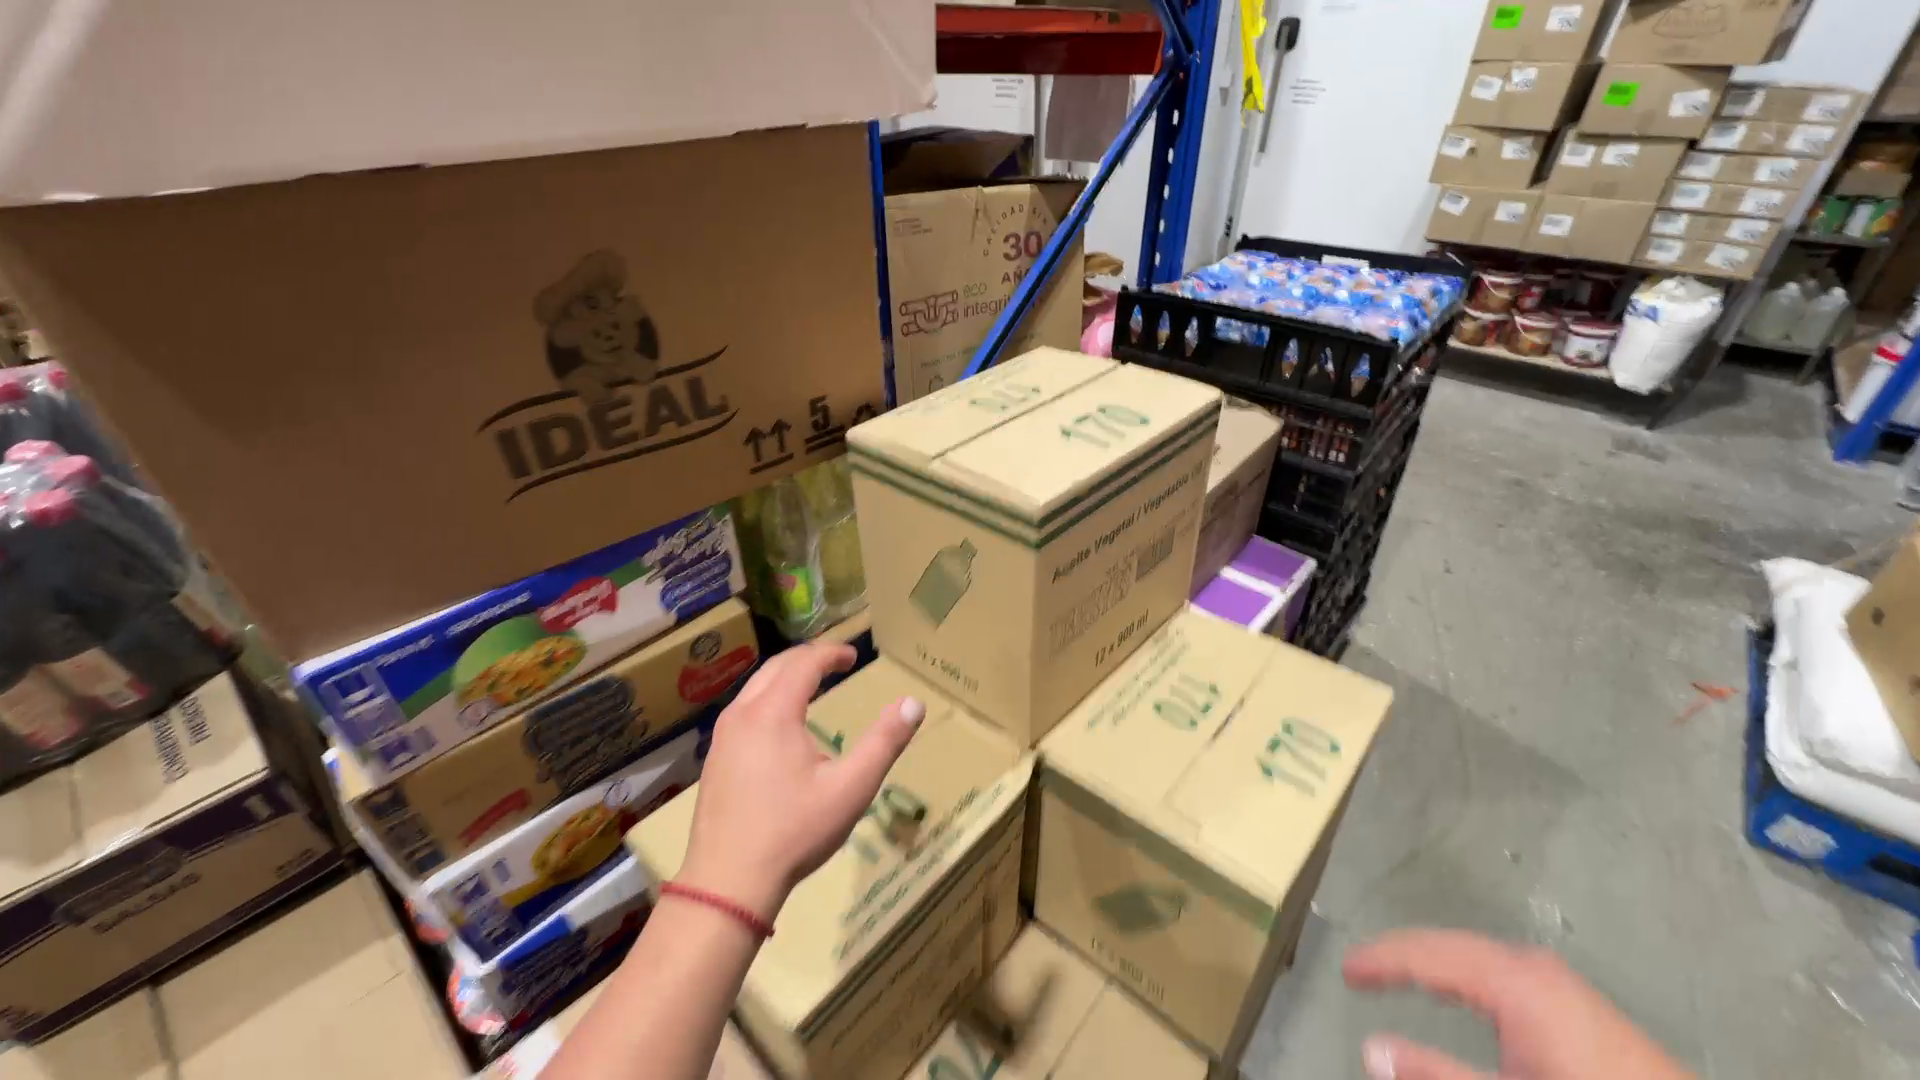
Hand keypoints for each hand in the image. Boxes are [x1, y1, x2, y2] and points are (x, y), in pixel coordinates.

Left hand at [676, 643, 924, 921]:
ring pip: (754, 689)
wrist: (728, 882)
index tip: (854, 656)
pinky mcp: (714, 761)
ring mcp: (721, 739)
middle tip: (834, 663)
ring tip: (810, 688)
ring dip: (784, 679)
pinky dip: (767, 701)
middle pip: (775, 668)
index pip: (804, 663)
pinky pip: (742, 713)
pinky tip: (780, 729)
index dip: (831, 654)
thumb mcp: (852, 788)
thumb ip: (885, 742)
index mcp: (773, 713)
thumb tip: (914, 703)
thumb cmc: (794, 831)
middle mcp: (741, 715)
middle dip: (807, 659)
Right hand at [1345, 930, 1691, 1079]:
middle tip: (1364, 970)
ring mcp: (1559, 982)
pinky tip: (1462, 991)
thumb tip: (1369, 1049)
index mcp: (1511, 980)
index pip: (1427, 953)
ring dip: (1435, 962)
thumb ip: (1436, 1073)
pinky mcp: (1577, 1003)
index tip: (1345, 970)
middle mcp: (1532, 968)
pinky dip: (1466, 973)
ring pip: (1478, 956)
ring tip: (1399, 974)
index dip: (1381, 959)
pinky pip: (1502, 970)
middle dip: (1404, 954)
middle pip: (1451, 945)